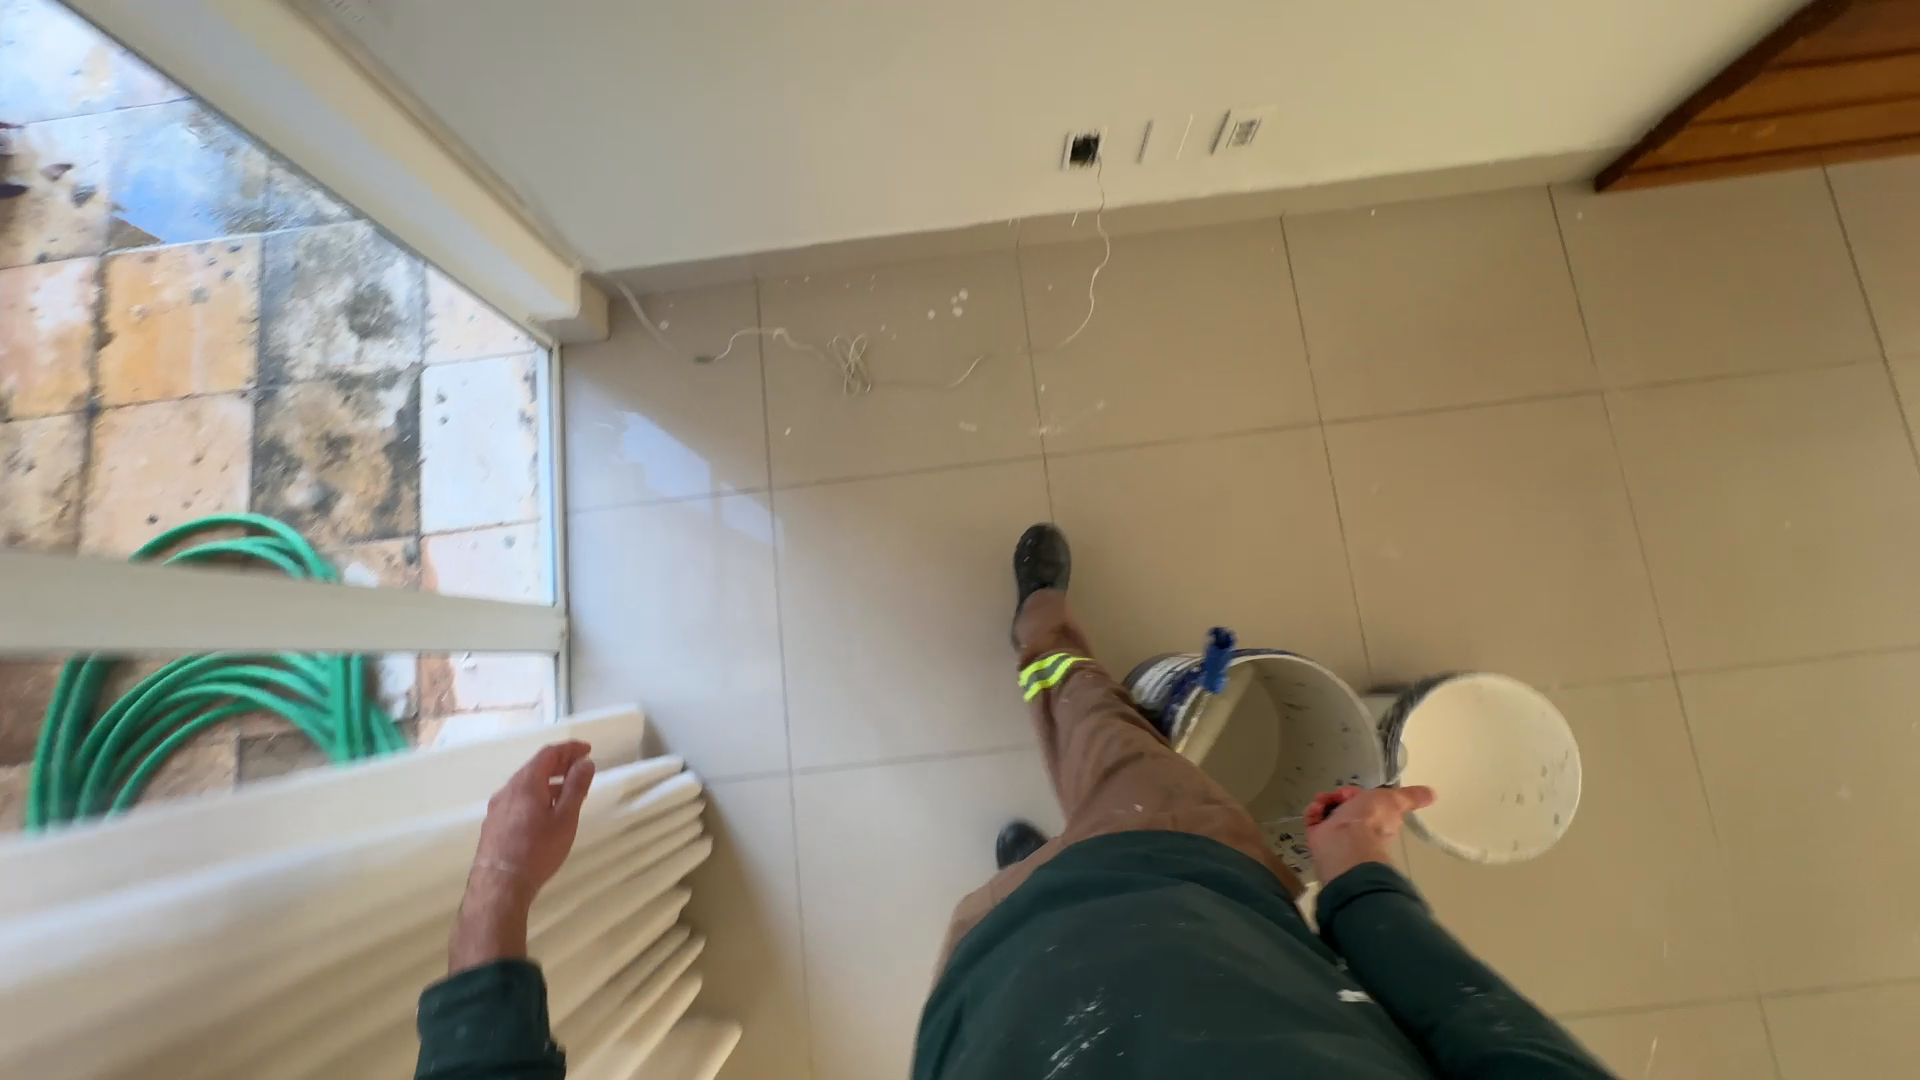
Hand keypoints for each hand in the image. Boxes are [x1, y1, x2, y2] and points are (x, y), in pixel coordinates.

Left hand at [448, 742, 595, 973]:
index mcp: (525, 784)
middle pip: (535, 767)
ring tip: (568, 793)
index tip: (588, 750)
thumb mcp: (565, 817)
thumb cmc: (538, 849)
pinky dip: (536, 796)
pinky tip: (546, 813)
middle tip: (581, 769)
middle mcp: (507, 791)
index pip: (548, 754)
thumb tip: (585, 763)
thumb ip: (576, 787)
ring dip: (549, 782)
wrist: (499, 888)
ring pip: (525, 785)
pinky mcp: (493, 826)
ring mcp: (497, 809)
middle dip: (560, 764)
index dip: (570, 748)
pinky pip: (518, 800)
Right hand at [1303, 785, 1435, 883]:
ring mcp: (1337, 832)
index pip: (1363, 801)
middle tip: (1338, 797)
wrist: (1344, 841)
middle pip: (1343, 803)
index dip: (1356, 793)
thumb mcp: (1393, 800)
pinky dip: (1313, 812)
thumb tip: (1433, 793)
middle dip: (1338, 796)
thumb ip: (1410, 797)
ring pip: (1327, 809)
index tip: (1353, 792)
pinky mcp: (1319, 836)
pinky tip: (1316, 810)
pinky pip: (1313, 818)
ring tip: (1322, 803)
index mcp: (1375, 819)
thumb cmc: (1369, 820)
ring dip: (1323, 801)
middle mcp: (1357, 827)